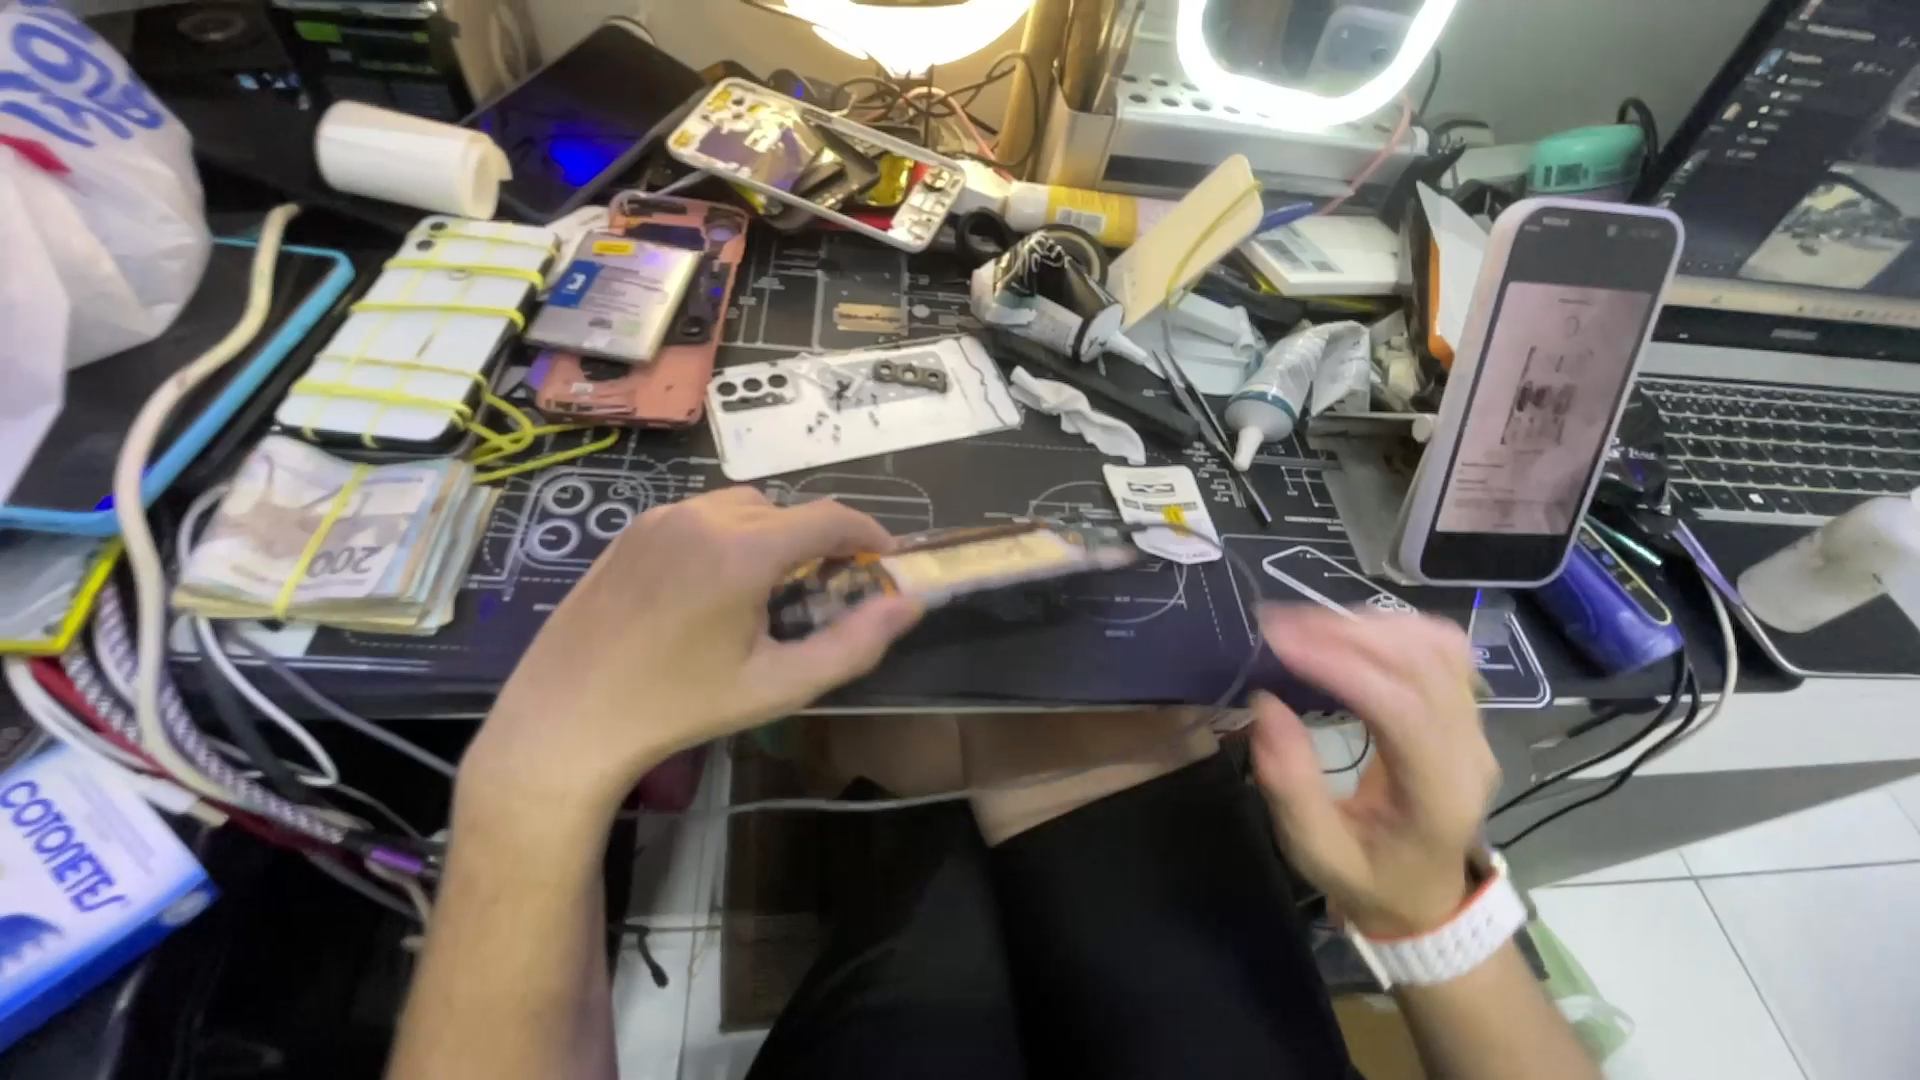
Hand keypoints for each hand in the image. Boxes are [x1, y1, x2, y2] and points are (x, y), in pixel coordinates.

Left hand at [465, 488, 922, 814]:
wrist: (567, 719)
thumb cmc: (680, 706)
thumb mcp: (779, 686)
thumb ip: (854, 644)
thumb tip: (909, 604)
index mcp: (743, 552)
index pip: (829, 518)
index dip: (868, 534)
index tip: (884, 560)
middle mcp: (703, 518)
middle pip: (788, 509)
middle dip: (819, 540)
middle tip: (825, 588)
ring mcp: (661, 518)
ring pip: (744, 506)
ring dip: (773, 534)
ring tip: (767, 588)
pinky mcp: (632, 529)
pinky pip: (702, 514)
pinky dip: (729, 534)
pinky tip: (713, 586)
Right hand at [1248, 606, 1498, 938]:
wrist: (1426, 899)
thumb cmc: (1369, 880)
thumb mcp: (1317, 853)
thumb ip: (1292, 786)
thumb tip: (1265, 704)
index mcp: (1438, 794)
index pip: (1401, 710)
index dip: (1341, 666)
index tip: (1280, 644)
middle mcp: (1468, 751)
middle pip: (1423, 664)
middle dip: (1346, 633)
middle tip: (1278, 626)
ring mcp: (1472, 727)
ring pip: (1435, 647)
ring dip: (1366, 624)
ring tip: (1304, 625)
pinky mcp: (1461, 712)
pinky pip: (1438, 650)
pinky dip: (1389, 628)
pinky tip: (1346, 631)